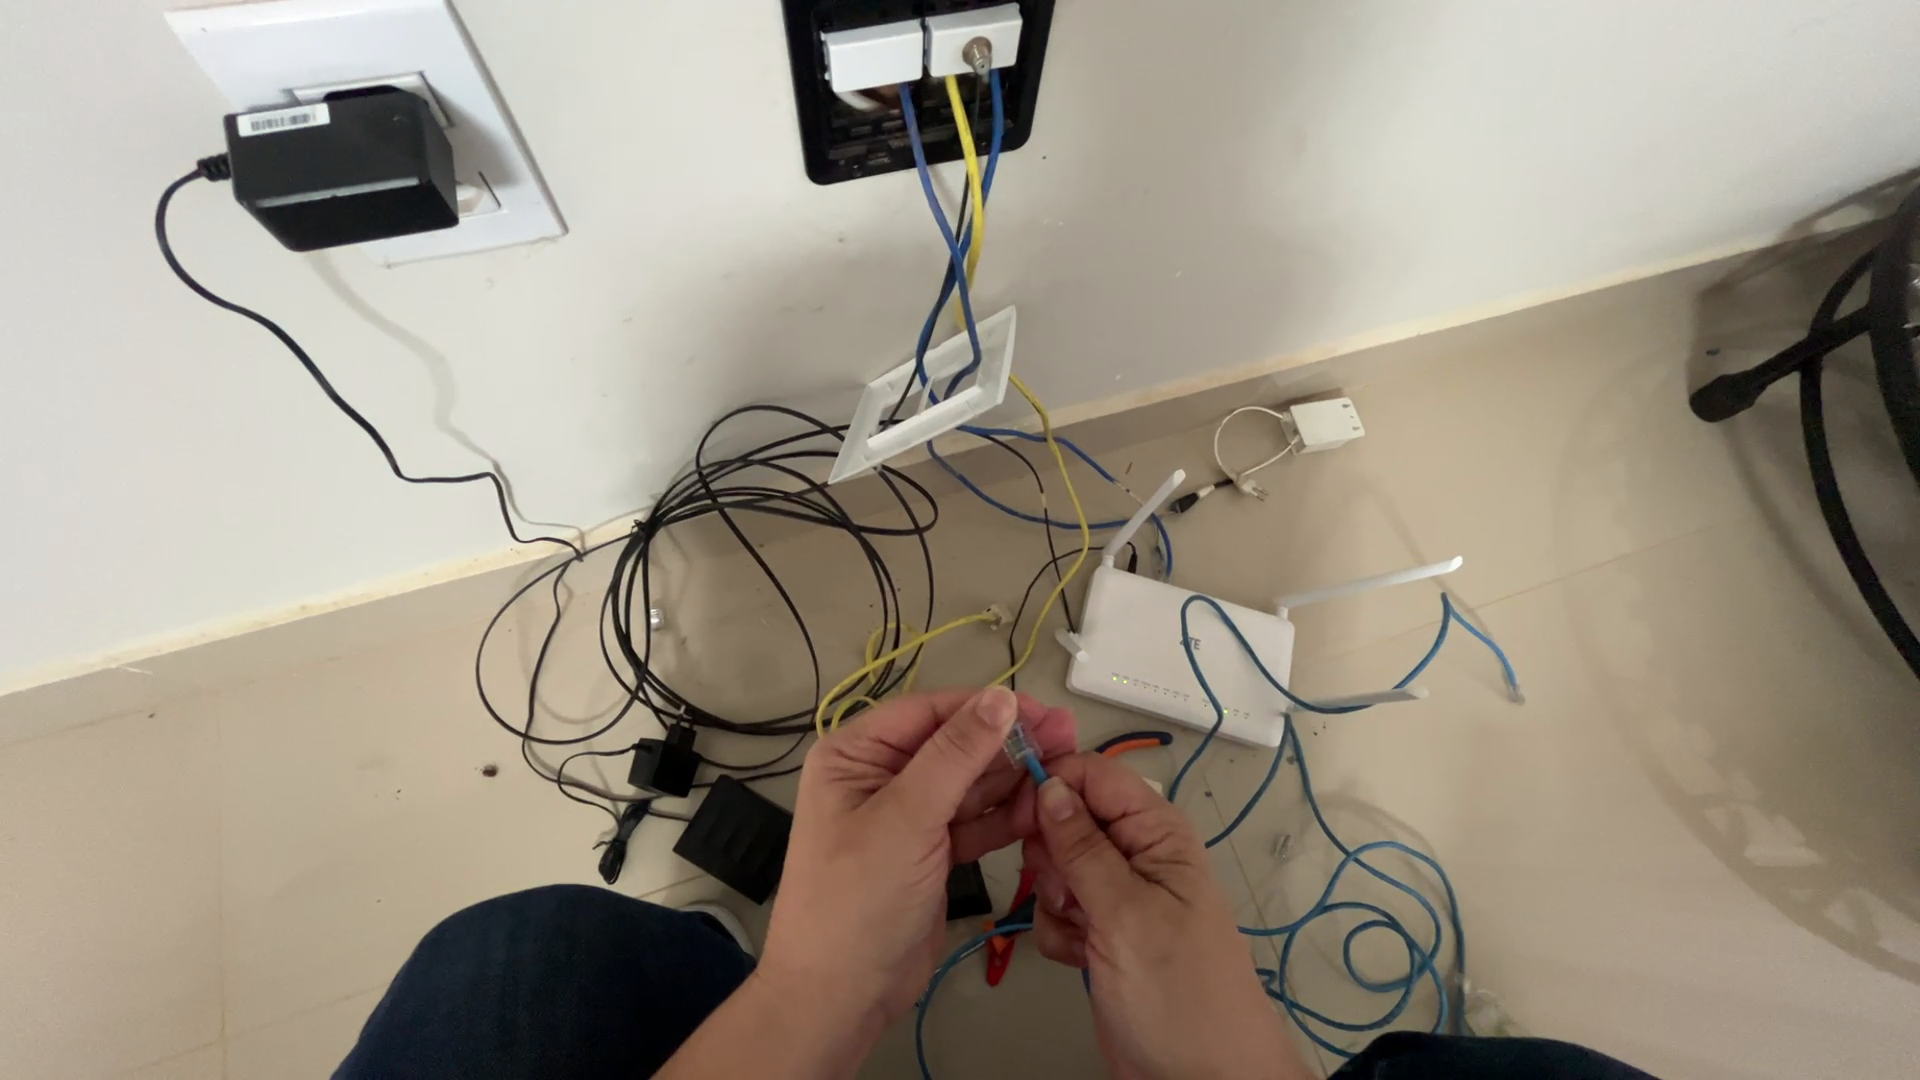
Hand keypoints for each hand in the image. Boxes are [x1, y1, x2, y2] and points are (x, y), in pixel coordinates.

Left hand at [759, 686, 1074, 1034]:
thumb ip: (957, 754)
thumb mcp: (907, 817)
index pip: (929, 713)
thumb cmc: (860, 897)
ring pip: (968, 783)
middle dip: (1007, 743)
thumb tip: (1000, 696)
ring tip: (1063, 768)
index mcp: (856, 754)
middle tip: (1066, 735)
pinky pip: (973, 820)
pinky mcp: (931, 850)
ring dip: (1012, 778)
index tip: (1038, 709)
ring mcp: (908, 815)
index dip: (984, 707)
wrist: (839, 1000)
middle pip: (954, 745)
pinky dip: (1004, 816)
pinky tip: (1040, 808)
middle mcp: (881, 776)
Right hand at [1024, 753, 1309, 1079]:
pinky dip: (1057, 928)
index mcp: (1155, 830)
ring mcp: (1115, 892)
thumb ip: (1082, 845)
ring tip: (1080, 928)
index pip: (1092, 774)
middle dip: (1051, 851)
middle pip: (1067, 815)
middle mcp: (1135, 852)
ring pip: (1055, 862)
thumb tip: (1047, 784)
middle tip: (1063, 889)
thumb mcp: (1127, 913)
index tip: (1018, 817)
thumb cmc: (1178, 992)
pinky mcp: (1099, 928)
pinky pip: (1055, 905)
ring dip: (1053, 895)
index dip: (1052, 785)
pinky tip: (1079, 954)